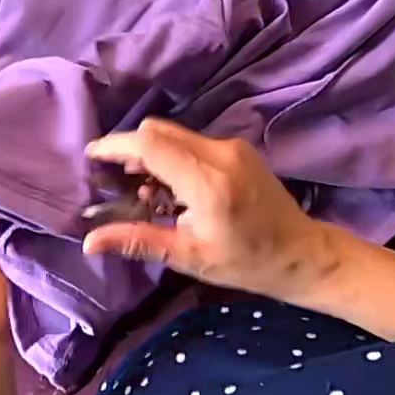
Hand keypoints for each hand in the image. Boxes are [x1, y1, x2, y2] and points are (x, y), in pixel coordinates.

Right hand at [83, 119, 343, 301]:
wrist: (305, 254)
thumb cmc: (246, 263)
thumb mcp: (189, 257)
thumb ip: (137, 240)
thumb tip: (89, 242)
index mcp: (208, 183)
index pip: (150, 144)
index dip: (115, 145)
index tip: (92, 156)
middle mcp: (219, 153)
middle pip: (157, 131)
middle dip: (128, 149)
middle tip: (115, 179)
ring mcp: (230, 147)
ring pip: (171, 133)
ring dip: (149, 153)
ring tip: (144, 189)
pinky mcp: (236, 147)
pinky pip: (189, 140)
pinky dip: (169, 155)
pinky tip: (171, 187)